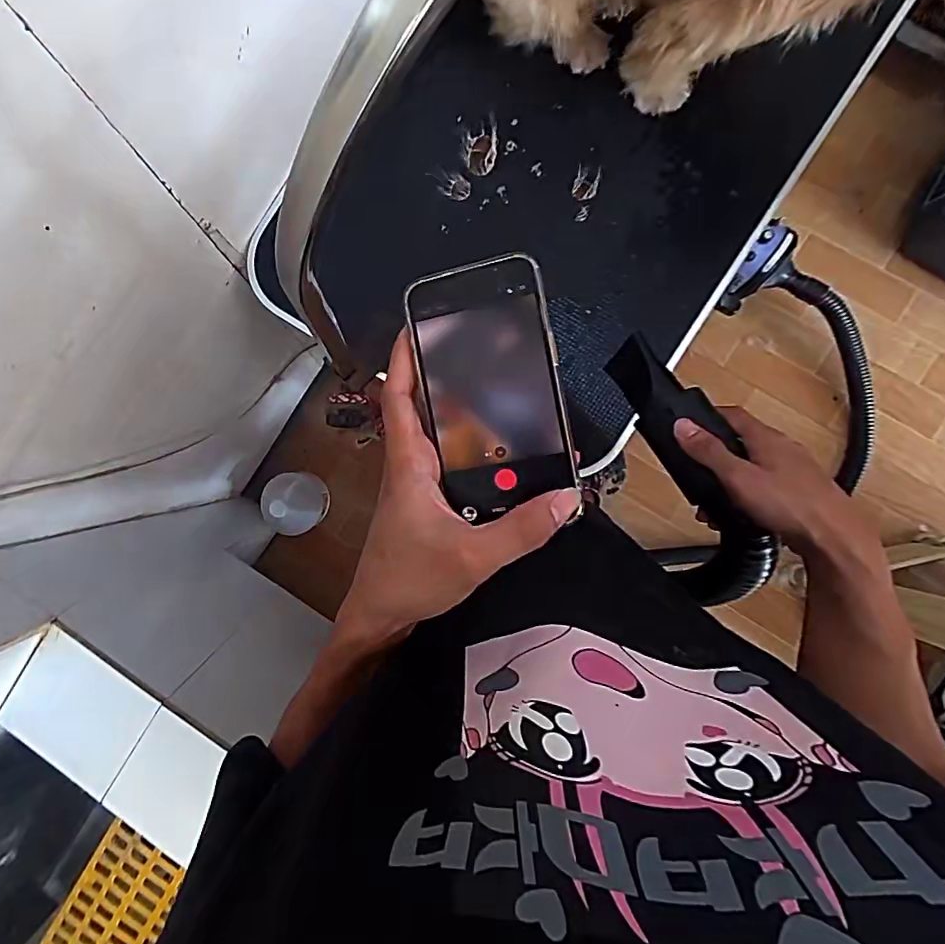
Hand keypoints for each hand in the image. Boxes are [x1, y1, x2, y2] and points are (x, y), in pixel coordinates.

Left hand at [332, 329, 580, 657]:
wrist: (381, 616)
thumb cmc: (406, 582)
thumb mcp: (473, 556)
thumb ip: (522, 530)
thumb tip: (563, 500)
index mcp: (409, 466)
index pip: (399, 397)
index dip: (404, 359)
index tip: (418, 327)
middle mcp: (410, 469)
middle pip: (423, 409)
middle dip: (445, 379)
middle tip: (477, 358)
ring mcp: (416, 486)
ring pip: (438, 438)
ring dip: (460, 418)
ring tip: (496, 401)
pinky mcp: (426, 504)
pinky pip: (448, 466)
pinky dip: (470, 455)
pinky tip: (497, 464)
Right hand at [672, 407, 882, 570]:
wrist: (832, 538)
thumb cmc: (792, 505)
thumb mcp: (738, 477)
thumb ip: (709, 452)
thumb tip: (683, 426)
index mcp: (767, 438)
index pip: (732, 415)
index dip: (708, 417)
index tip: (691, 422)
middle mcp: (783, 450)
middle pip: (741, 444)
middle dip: (716, 459)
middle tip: (698, 470)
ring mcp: (794, 472)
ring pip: (753, 469)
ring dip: (731, 484)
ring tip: (716, 505)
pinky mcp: (799, 494)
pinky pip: (765, 490)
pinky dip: (747, 499)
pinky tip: (742, 517)